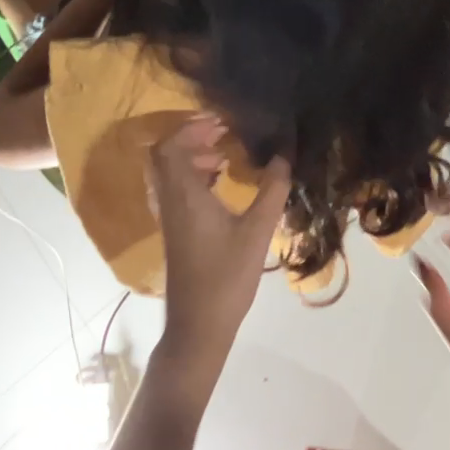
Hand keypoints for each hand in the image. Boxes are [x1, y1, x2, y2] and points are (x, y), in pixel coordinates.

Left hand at [150, 115, 292, 347]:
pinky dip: (192, 175)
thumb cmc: (226, 277)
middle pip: (164, 154)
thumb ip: (272, 190)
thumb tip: (285, 154)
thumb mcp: (257, 232)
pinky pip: (174, 189)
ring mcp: (168, 217)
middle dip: (190, 137)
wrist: (198, 326)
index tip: (222, 122)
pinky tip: (219, 184)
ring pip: (168, 172)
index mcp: (184, 195)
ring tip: (224, 154)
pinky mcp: (174, 231)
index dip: (192, 127)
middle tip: (222, 133)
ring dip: (191, 156)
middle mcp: (170, 201)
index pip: (171, 146)